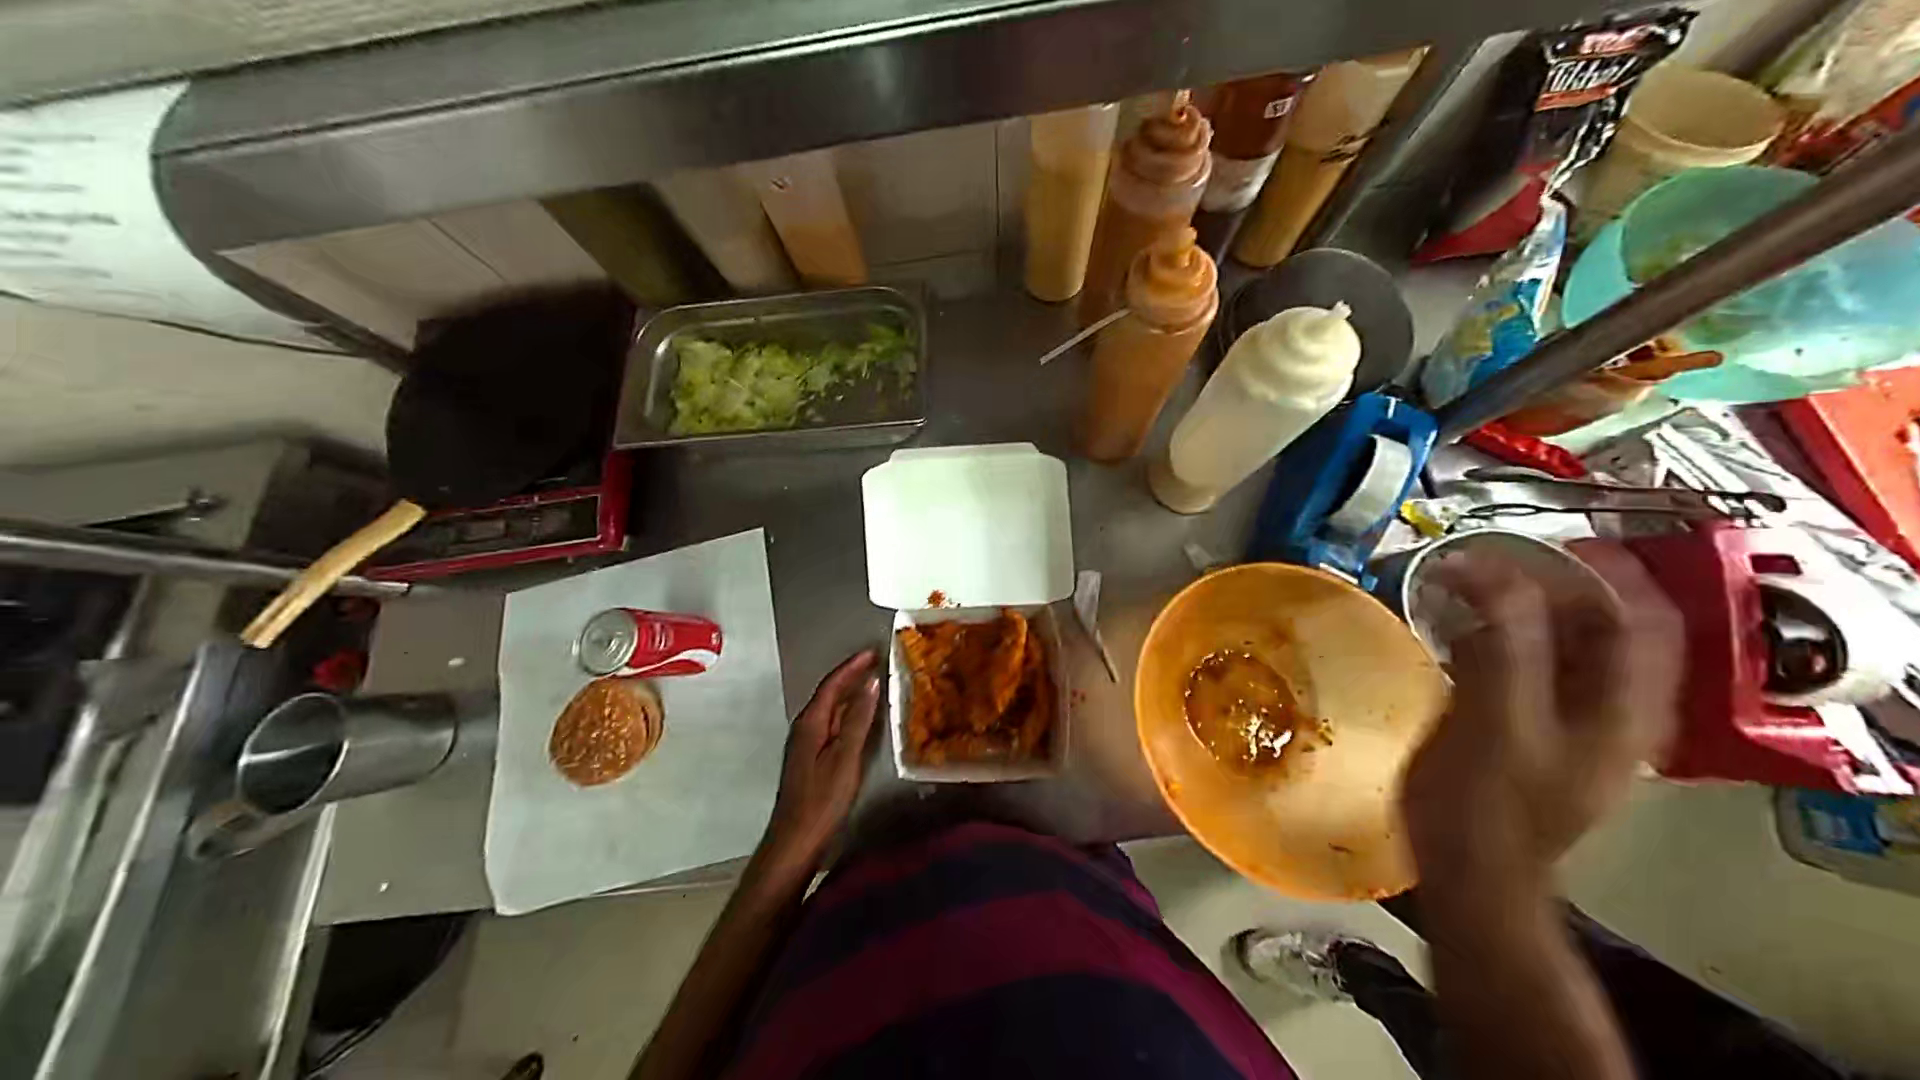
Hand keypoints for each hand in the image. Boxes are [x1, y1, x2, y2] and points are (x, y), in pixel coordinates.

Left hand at [758, 649, 882, 878]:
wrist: (796, 839)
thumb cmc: (822, 799)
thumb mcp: (845, 757)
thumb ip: (858, 720)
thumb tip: (870, 684)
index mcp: (810, 723)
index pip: (831, 685)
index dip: (852, 666)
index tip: (873, 652)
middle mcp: (805, 727)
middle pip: (829, 693)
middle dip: (851, 676)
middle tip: (877, 662)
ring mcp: (806, 742)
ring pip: (830, 708)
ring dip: (850, 693)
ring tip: (873, 682)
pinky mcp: (811, 756)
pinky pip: (832, 723)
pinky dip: (848, 713)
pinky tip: (861, 718)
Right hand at [1403, 541, 1683, 903]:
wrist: (1468, 872)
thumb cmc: (1484, 805)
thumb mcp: (1497, 723)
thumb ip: (1503, 647)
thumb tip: (1486, 575)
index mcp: (1622, 707)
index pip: (1638, 617)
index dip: (1602, 570)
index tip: (1542, 540)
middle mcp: (1608, 707)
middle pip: (1598, 623)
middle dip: (1547, 582)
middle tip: (1486, 557)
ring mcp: (1568, 719)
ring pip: (1558, 642)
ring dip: (1516, 605)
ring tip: (1463, 582)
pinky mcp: (1526, 726)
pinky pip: (1522, 663)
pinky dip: (1493, 635)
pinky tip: (1455, 628)